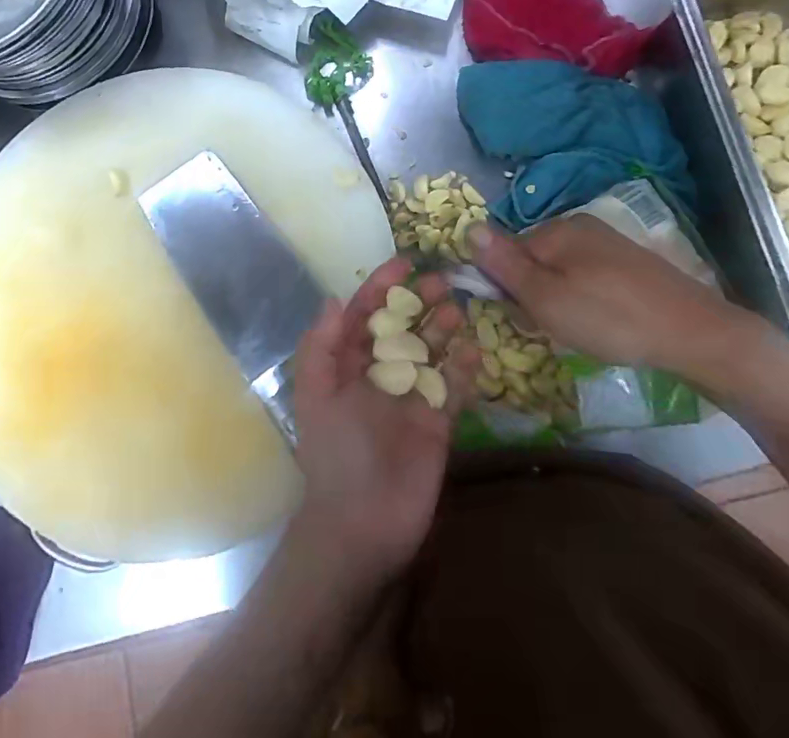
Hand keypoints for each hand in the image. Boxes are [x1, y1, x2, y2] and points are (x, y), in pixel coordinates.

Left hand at [290, 258, 474, 584]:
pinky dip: (463, 367)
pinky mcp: (437, 423)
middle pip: (401, 329)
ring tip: (457, 309)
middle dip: (417, 303)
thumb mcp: (316, 395)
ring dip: (442, 329)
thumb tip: (336, 298)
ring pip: (430, 353)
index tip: (403, 264)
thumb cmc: (335, 455)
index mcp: (345, 368)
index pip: (363, 317)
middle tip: (442, 281)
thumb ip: (322, 346)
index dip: (380, 289)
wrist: (363, 524)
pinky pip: (453, 388)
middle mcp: (378, 377)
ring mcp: (410, 399)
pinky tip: (473, 349)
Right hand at [468, 218, 777, 388]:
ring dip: (557, 301)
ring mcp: (607, 243)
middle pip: (532, 261)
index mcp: (556, 229)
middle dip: (533, 295)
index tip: (525, 319)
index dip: (507, 289)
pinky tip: (601, 322)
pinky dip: (583, 300)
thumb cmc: (609, 318)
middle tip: (553, 328)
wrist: (694, 333)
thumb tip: (467, 226)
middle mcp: (580, 226)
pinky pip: (586, 277)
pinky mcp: (628, 262)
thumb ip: (504, 264)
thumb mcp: (545, 298)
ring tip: (578, 330)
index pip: (506, 253)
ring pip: (559, 272)